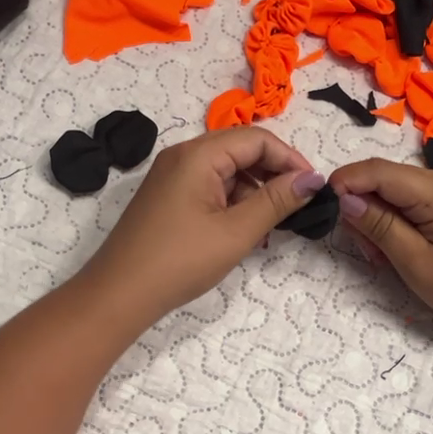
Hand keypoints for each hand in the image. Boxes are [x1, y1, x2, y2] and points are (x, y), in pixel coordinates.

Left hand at [80, 127, 325, 323]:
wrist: (119, 294)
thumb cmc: (180, 261)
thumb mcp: (236, 232)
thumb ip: (276, 202)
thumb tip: (312, 179)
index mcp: (198, 155)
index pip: (257, 139)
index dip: (290, 159)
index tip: (313, 188)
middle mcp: (183, 156)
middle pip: (241, 149)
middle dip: (274, 173)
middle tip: (299, 205)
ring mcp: (172, 176)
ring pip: (227, 170)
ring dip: (255, 191)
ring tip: (274, 224)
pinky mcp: (168, 197)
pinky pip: (210, 186)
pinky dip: (234, 202)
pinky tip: (246, 230)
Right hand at [329, 159, 432, 341]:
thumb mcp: (416, 262)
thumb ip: (380, 226)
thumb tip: (344, 198)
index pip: (378, 170)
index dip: (345, 182)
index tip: (324, 209)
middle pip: (384, 178)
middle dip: (361, 206)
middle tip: (364, 249)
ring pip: (395, 191)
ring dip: (377, 218)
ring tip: (381, 257)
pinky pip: (411, 202)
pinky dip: (394, 222)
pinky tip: (396, 250)